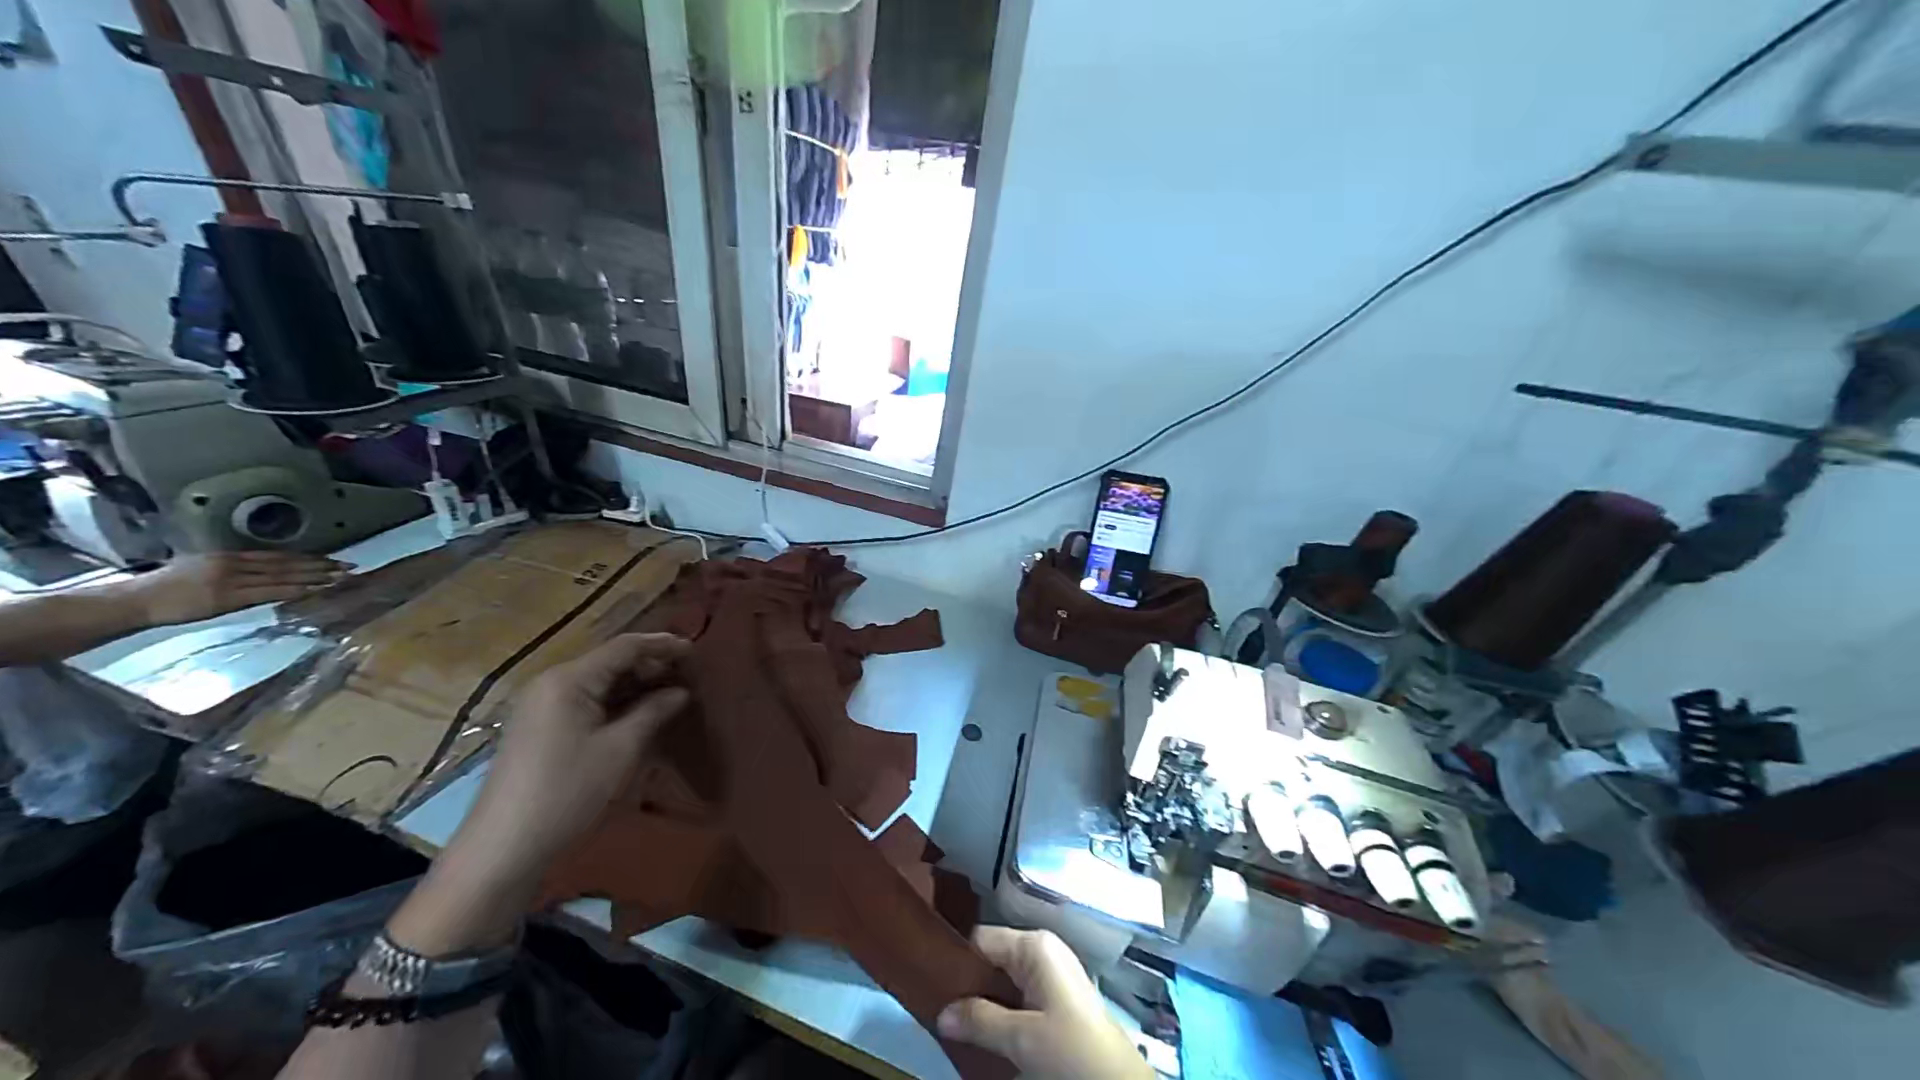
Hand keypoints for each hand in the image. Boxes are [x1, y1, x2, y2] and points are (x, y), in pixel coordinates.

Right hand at [126, 552, 344, 625]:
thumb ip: (233, 568)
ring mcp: (232, 580)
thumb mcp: (202, 568)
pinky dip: (295, 590)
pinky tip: (314, 589)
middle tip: (350, 566)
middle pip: (288, 564)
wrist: (136, 601)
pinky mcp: (228, 597)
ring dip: (316, 577)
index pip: (278, 556)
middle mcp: (235, 564)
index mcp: (229, 556)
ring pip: (284, 577)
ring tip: (342, 577)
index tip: (333, 559)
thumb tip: (261, 571)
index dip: (308, 558)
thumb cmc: (166, 588)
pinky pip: (269, 592)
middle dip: (322, 565)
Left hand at [451, 633, 691, 895]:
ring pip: (597, 680)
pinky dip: (614, 701)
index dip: (662, 644)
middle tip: (686, 676)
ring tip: (669, 693)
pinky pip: (584, 699)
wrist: (504, 845)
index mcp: (569, 679)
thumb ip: (653, 711)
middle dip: (649, 664)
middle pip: (609, 660)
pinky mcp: (538, 725)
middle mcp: (551, 682)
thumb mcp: (620, 749)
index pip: (624, 647)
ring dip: (633, 684)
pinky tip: (637, 713)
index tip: (695, 649)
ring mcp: (540, 704)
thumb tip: (680, 691)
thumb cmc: (567, 791)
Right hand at [939, 928, 1152, 1079]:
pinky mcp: (1057, 1001)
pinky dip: (1000, 1014)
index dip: (956, 961)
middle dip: (968, 986)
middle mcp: (1043, 951)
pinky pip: (1017, 998)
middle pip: (991, 958)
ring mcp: (1051, 976)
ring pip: (1003, 981)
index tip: (930, 985)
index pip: (980, 938)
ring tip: (956, 1027)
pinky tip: (984, 1036)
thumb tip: (940, 1013)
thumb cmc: (1073, 1052)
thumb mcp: (1022, 1038)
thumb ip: (979, 1021)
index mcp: (1035, 946)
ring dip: (982, 1005)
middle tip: (939, 1012)